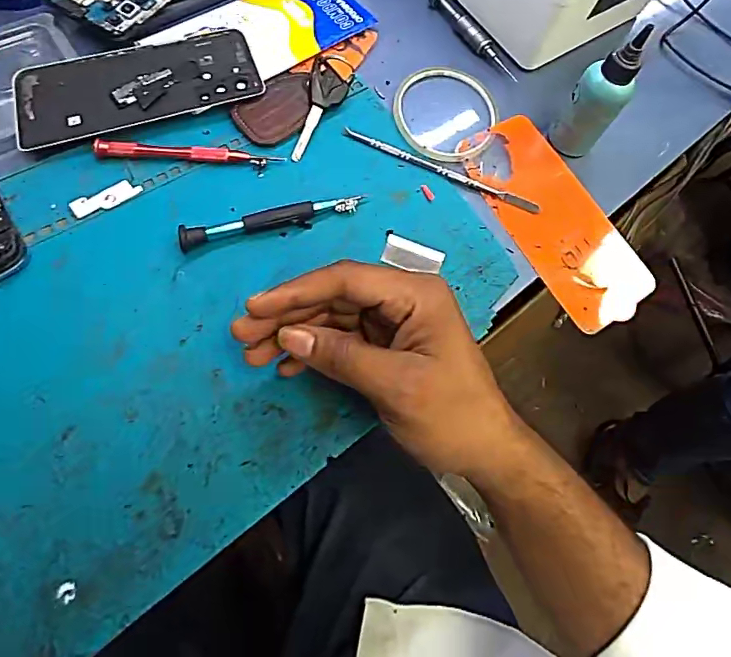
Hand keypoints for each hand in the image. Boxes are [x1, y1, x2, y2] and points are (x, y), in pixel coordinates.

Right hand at [231, 261, 527, 480]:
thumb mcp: (395, 386)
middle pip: (336, 296)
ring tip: (254, 353)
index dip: (297, 291)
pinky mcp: (388, 344)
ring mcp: (396, 320)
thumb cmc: (452, 415)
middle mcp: (404, 298)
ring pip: (335, 316)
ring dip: (296, 334)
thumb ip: (341, 357)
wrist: (487, 451)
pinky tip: (287, 366)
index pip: (346, 279)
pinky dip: (315, 351)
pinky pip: (344, 339)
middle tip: (243, 335)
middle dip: (289, 314)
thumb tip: (289, 336)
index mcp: (415, 293)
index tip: (256, 308)